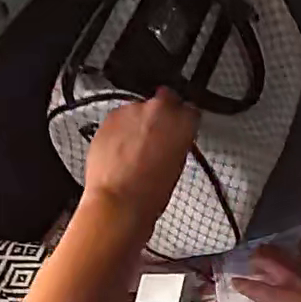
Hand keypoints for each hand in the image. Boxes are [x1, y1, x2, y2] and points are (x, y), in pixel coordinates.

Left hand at [83, 88, 198, 231]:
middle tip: (156, 137)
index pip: (190, 111)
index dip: (184, 122)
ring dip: (138, 124)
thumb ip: (177, 145)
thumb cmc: (149, 195)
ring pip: (139, 110)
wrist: (118, 202)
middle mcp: (159, 109)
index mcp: (183, 123)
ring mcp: (132, 110)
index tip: (180, 130)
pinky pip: (120, 118)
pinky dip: (121, 130)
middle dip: (162, 115)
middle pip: (165, 100)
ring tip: (134, 151)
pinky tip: (119, 151)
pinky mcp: (110, 116)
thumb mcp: (176, 169)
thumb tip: (172, 142)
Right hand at [235, 246, 300, 301]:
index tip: (234, 282)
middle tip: (251, 258)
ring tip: (269, 248)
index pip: (255, 288)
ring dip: (276, 250)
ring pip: (289, 255)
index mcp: (279, 297)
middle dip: (258, 258)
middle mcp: (292, 280)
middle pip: (270, 262)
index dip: (242, 285)